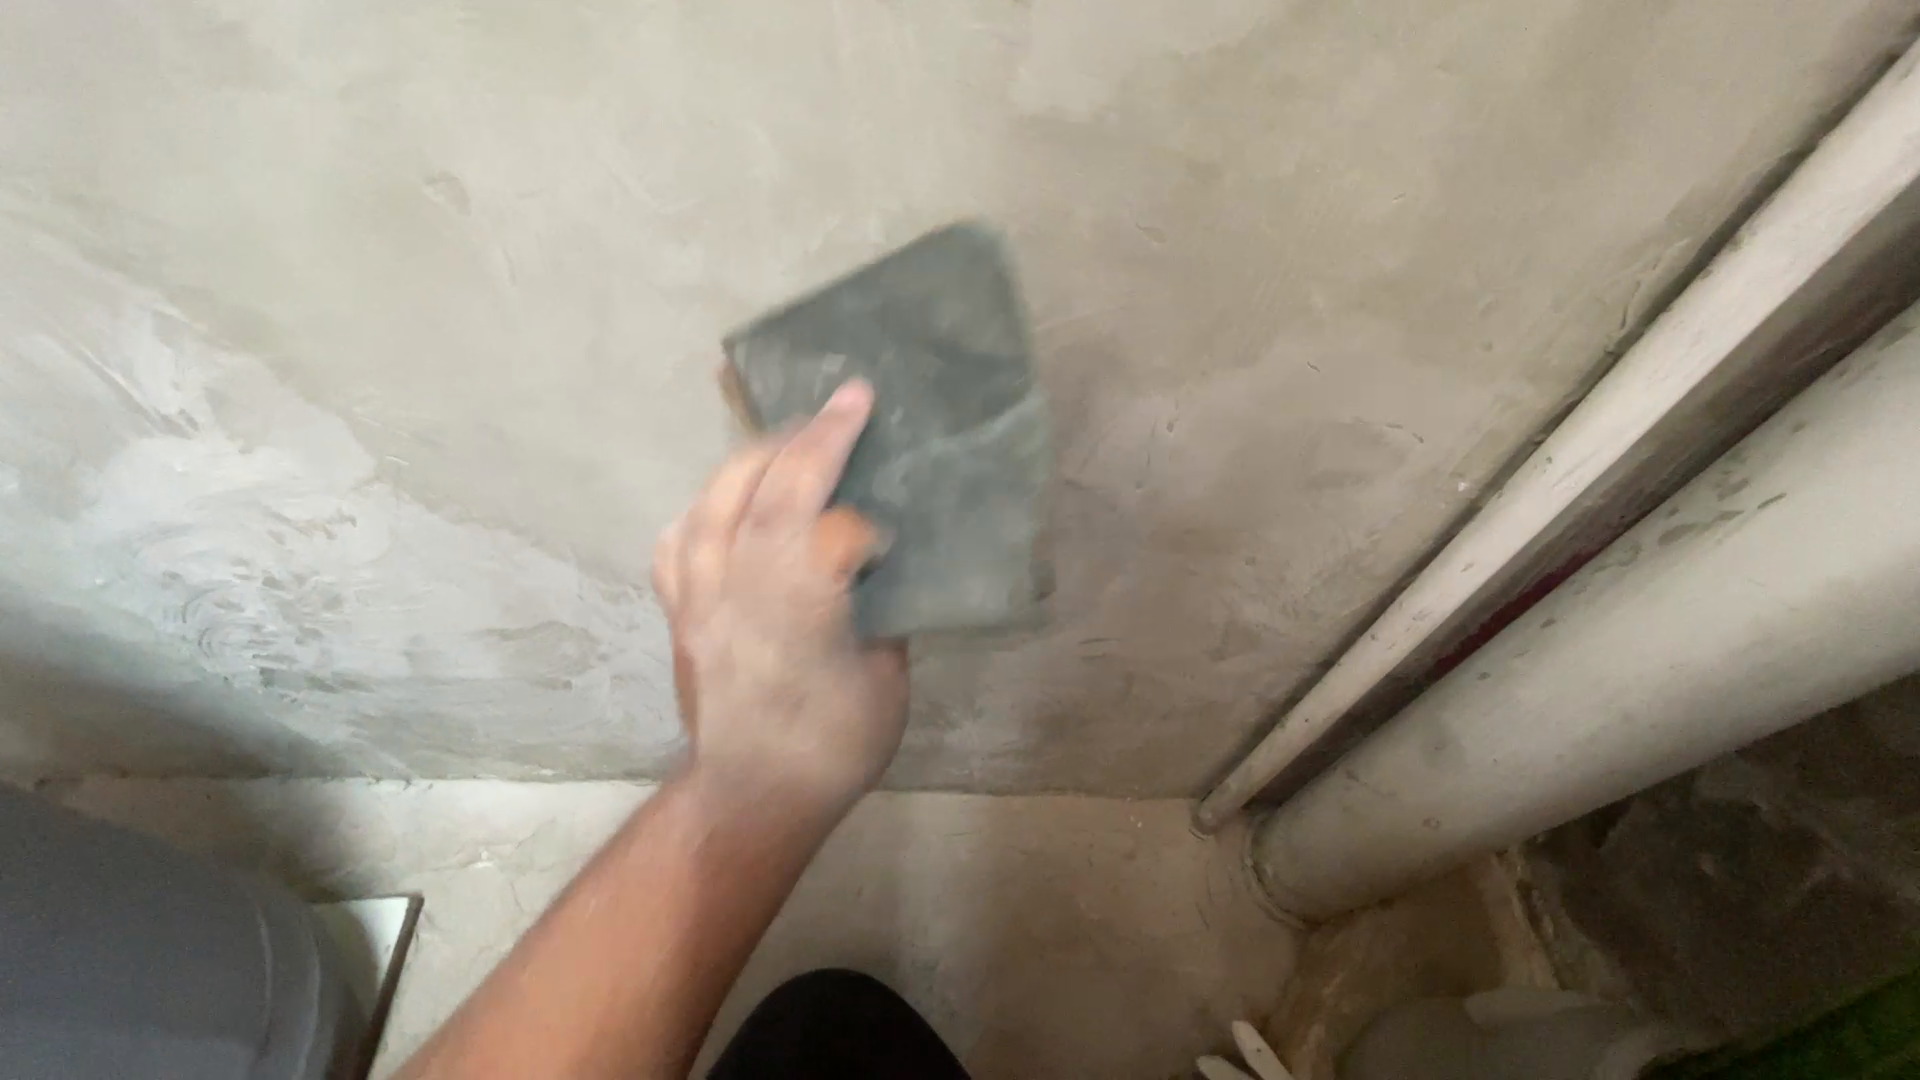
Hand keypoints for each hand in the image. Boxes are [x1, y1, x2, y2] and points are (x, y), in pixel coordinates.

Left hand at [652, 379, 908, 807]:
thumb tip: (875, 567)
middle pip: (773, 492)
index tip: (888, 544)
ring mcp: (699, 595)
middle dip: (816, 437)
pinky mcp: (677, 608)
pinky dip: (708, 505)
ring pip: (718, 499)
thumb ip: (879, 611)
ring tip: (795, 436)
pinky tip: (730, 502)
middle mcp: (741, 591)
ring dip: (760, 455)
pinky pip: (683, 535)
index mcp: (802, 614)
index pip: (833, 534)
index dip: (866, 527)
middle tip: (849, 398)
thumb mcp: (886, 682)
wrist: (749, 798)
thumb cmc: (832, 748)